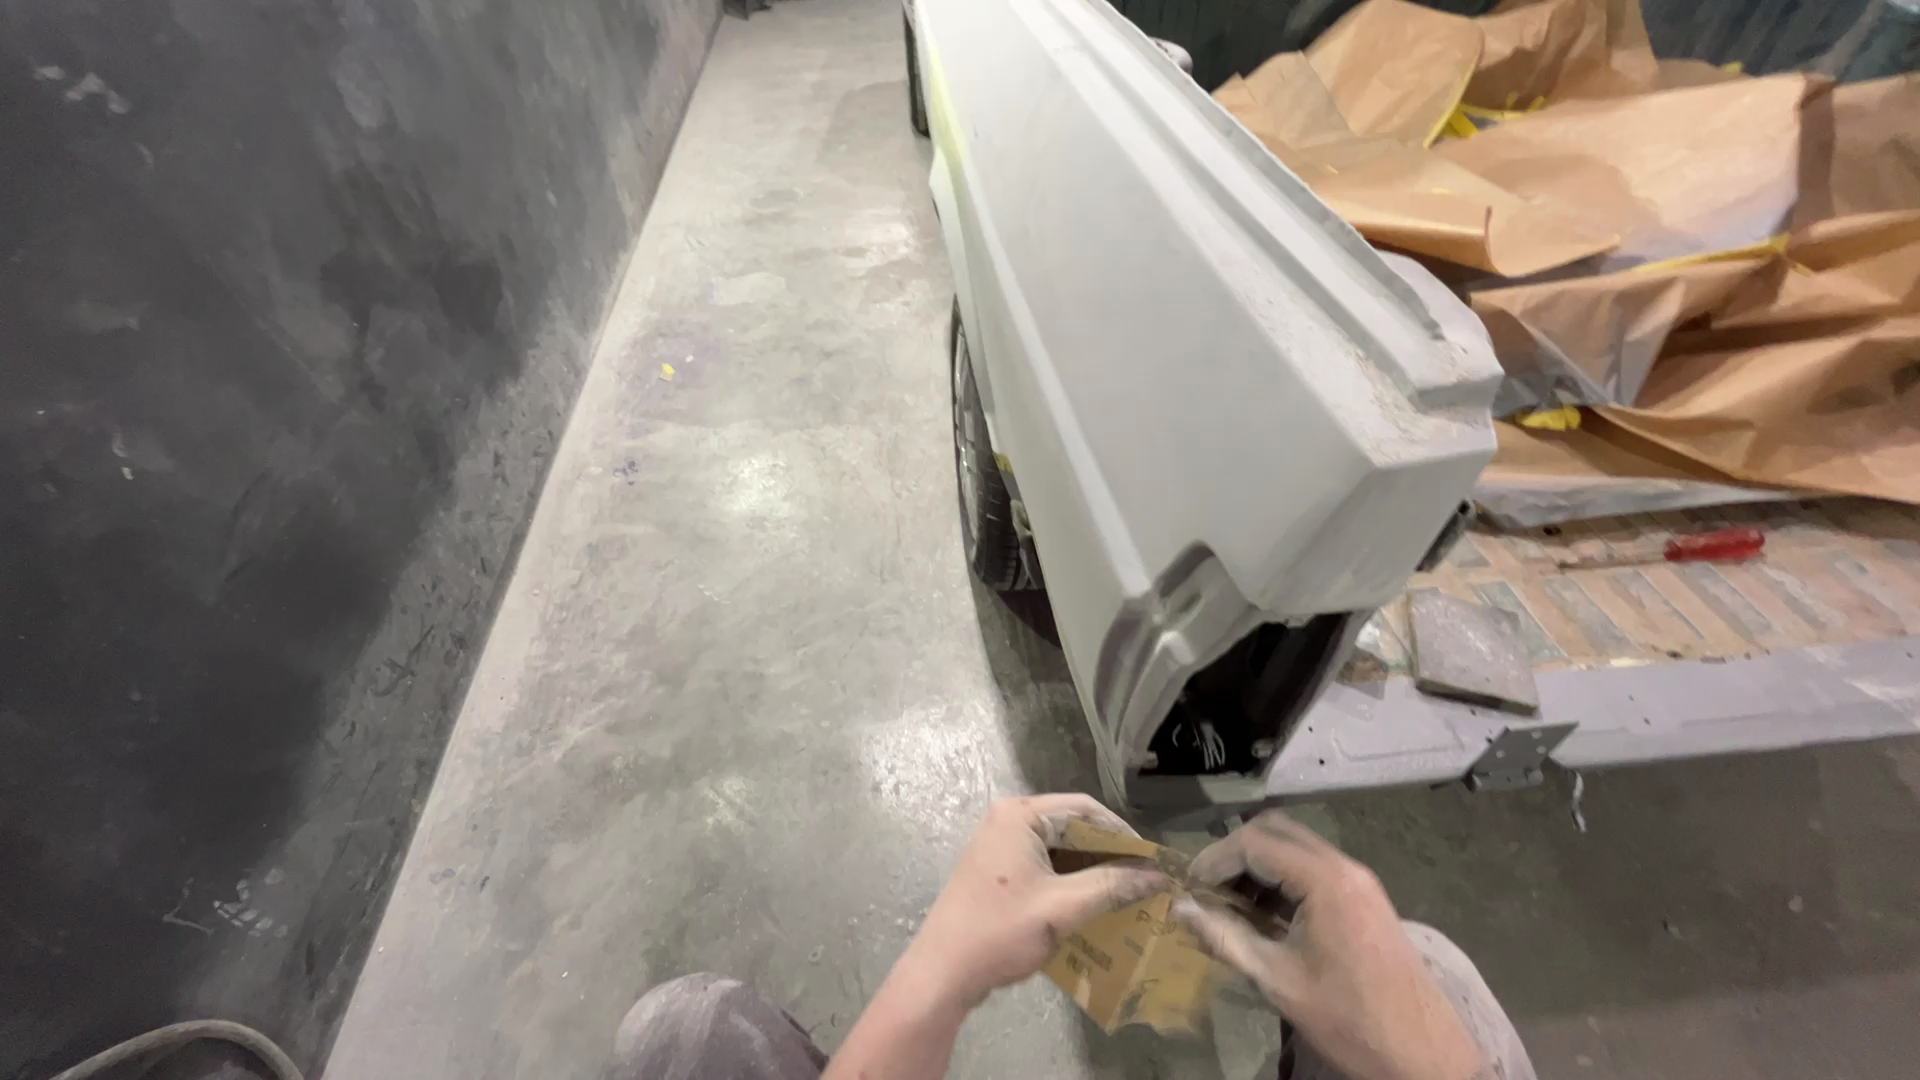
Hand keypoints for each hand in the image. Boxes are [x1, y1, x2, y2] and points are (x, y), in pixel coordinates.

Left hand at [897, 794, 1168, 1008]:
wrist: (944, 971)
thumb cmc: (1001, 931)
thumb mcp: (1063, 908)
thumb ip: (1112, 886)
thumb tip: (1157, 876)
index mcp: (1020, 814)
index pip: (1084, 809)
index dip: (1121, 833)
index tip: (1152, 860)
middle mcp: (1009, 817)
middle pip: (1071, 824)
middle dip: (1107, 852)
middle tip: (1144, 878)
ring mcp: (1001, 841)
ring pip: (1059, 845)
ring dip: (1090, 866)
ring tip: (1126, 891)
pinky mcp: (999, 865)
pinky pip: (1044, 861)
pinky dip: (1070, 877)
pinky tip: (1094, 901)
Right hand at [1175, 812, 1484, 1079]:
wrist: (1430, 1060)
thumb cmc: (1351, 1020)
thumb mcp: (1278, 981)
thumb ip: (1224, 937)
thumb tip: (1178, 908)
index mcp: (1324, 880)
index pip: (1253, 842)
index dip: (1214, 859)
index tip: (1190, 888)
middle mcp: (1343, 866)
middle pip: (1273, 829)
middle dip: (1233, 852)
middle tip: (1207, 887)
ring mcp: (1358, 879)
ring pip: (1293, 843)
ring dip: (1257, 862)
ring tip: (1231, 901)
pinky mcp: (1364, 896)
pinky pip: (1311, 865)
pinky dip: (1281, 875)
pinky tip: (1266, 912)